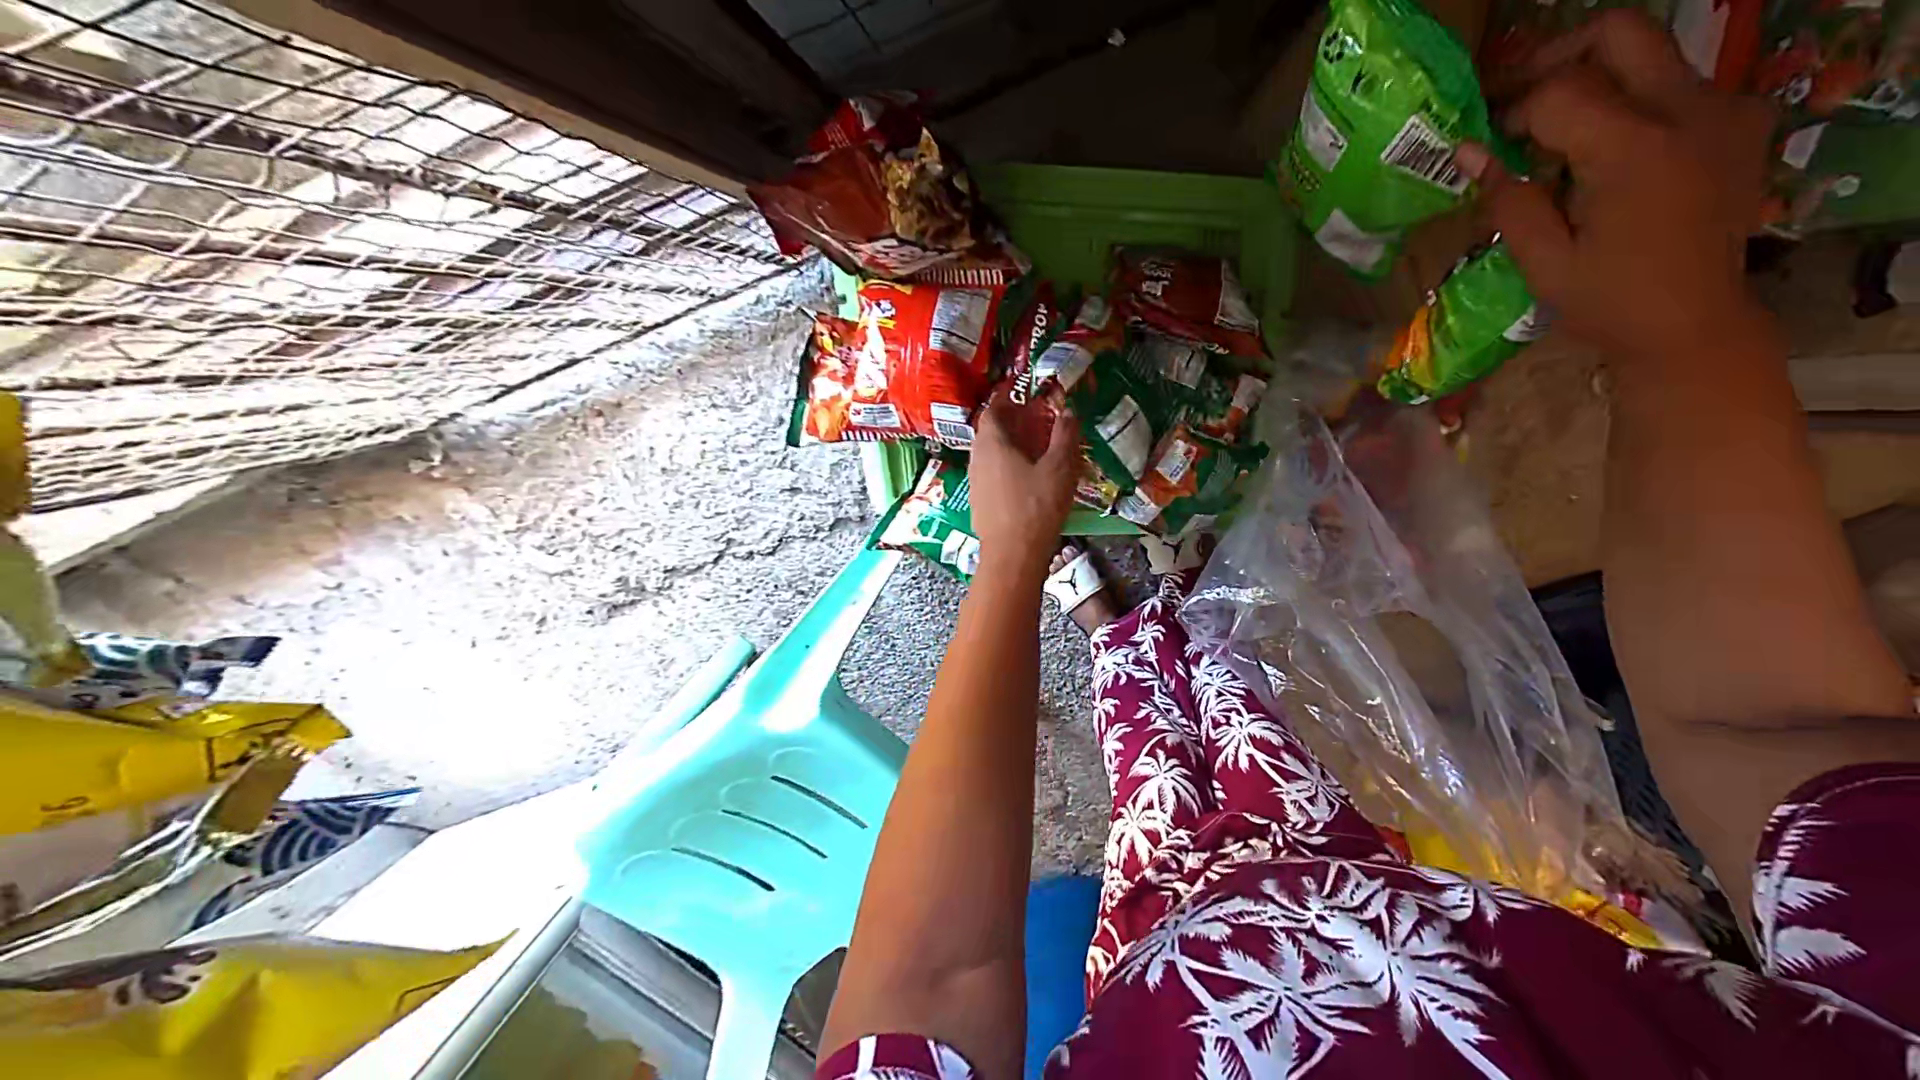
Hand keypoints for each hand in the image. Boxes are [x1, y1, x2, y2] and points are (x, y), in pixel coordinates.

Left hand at [967, 391, 1079, 576]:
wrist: (1012, 556)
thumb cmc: (1036, 506)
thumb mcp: (1060, 468)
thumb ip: (1065, 436)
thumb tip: (1069, 412)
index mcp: (992, 443)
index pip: (993, 410)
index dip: (1007, 398)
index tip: (1024, 394)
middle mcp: (977, 459)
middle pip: (990, 432)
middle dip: (1011, 423)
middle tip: (1034, 421)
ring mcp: (974, 483)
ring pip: (990, 456)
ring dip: (1009, 448)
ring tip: (1034, 449)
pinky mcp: (978, 504)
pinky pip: (991, 476)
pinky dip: (1006, 469)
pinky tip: (1025, 480)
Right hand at [1455, 11, 1776, 361]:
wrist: (1692, 321)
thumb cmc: (1606, 301)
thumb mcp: (1542, 259)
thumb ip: (1509, 197)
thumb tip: (1467, 151)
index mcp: (1635, 150)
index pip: (1559, 92)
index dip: (1510, 113)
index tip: (1482, 145)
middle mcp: (1690, 110)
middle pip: (1618, 35)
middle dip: (1554, 60)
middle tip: (1514, 100)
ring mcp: (1723, 109)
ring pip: (1647, 54)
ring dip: (1589, 80)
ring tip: (1546, 131)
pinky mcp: (1736, 120)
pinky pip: (1671, 86)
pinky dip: (1624, 103)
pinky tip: (1596, 151)